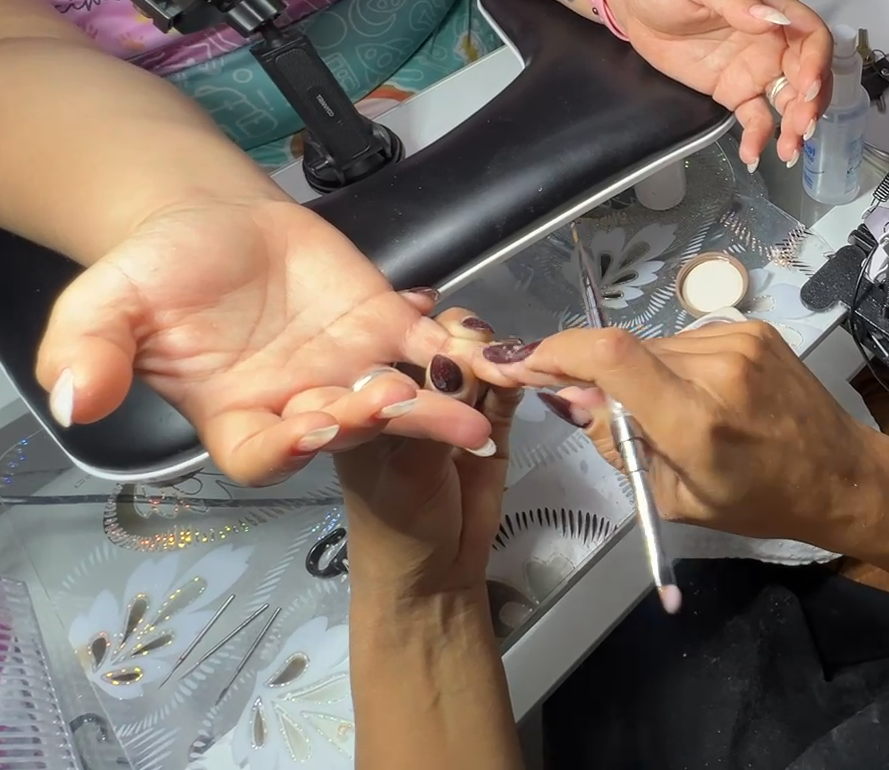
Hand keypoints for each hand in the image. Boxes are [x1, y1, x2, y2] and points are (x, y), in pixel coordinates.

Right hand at [35, 197, 494, 485]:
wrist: (217, 220)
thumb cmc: (157, 268)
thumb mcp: (102, 307)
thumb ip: (88, 352)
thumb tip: (72, 402)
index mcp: (237, 411)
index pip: (265, 454)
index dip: (290, 449)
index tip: (312, 426)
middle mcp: (304, 398)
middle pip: (348, 427)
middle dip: (377, 420)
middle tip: (398, 401)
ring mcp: (355, 364)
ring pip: (403, 393)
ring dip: (436, 399)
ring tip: (468, 403)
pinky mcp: (390, 324)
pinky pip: (432, 345)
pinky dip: (460, 351)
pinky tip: (486, 356)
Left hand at [334, 308, 517, 598]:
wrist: (435, 574)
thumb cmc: (395, 524)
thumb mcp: (404, 466)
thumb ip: (435, 414)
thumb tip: (460, 360)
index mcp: (367, 401)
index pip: (390, 349)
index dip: (410, 327)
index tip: (428, 315)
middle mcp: (410, 395)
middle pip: (437, 346)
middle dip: (457, 337)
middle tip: (473, 339)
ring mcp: (453, 407)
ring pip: (474, 363)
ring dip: (487, 354)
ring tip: (500, 355)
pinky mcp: (492, 420)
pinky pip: (505, 388)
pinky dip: (514, 378)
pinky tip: (521, 370)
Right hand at [472, 321, 888, 552]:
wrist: (842, 471)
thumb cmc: (761, 501)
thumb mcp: (679, 497)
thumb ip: (619, 444)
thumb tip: (569, 396)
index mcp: (698, 419)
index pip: (612, 357)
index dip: (557, 351)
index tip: (522, 361)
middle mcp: (719, 365)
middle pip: (628, 351)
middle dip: (599, 376)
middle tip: (604, 413)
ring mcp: (741, 339)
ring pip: (657, 345)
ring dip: (642, 372)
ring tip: (670, 412)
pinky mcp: (754, 328)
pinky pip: (688, 340)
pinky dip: (675, 364)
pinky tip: (700, 394)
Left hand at [605, 0, 831, 169]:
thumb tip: (770, 20)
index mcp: (772, 8)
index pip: (811, 36)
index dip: (816, 62)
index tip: (805, 85)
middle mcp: (771, 42)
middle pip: (807, 76)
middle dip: (811, 104)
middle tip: (801, 128)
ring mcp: (754, 70)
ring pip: (788, 103)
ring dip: (794, 128)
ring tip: (788, 152)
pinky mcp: (733, 92)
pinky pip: (755, 118)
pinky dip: (759, 139)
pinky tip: (755, 156)